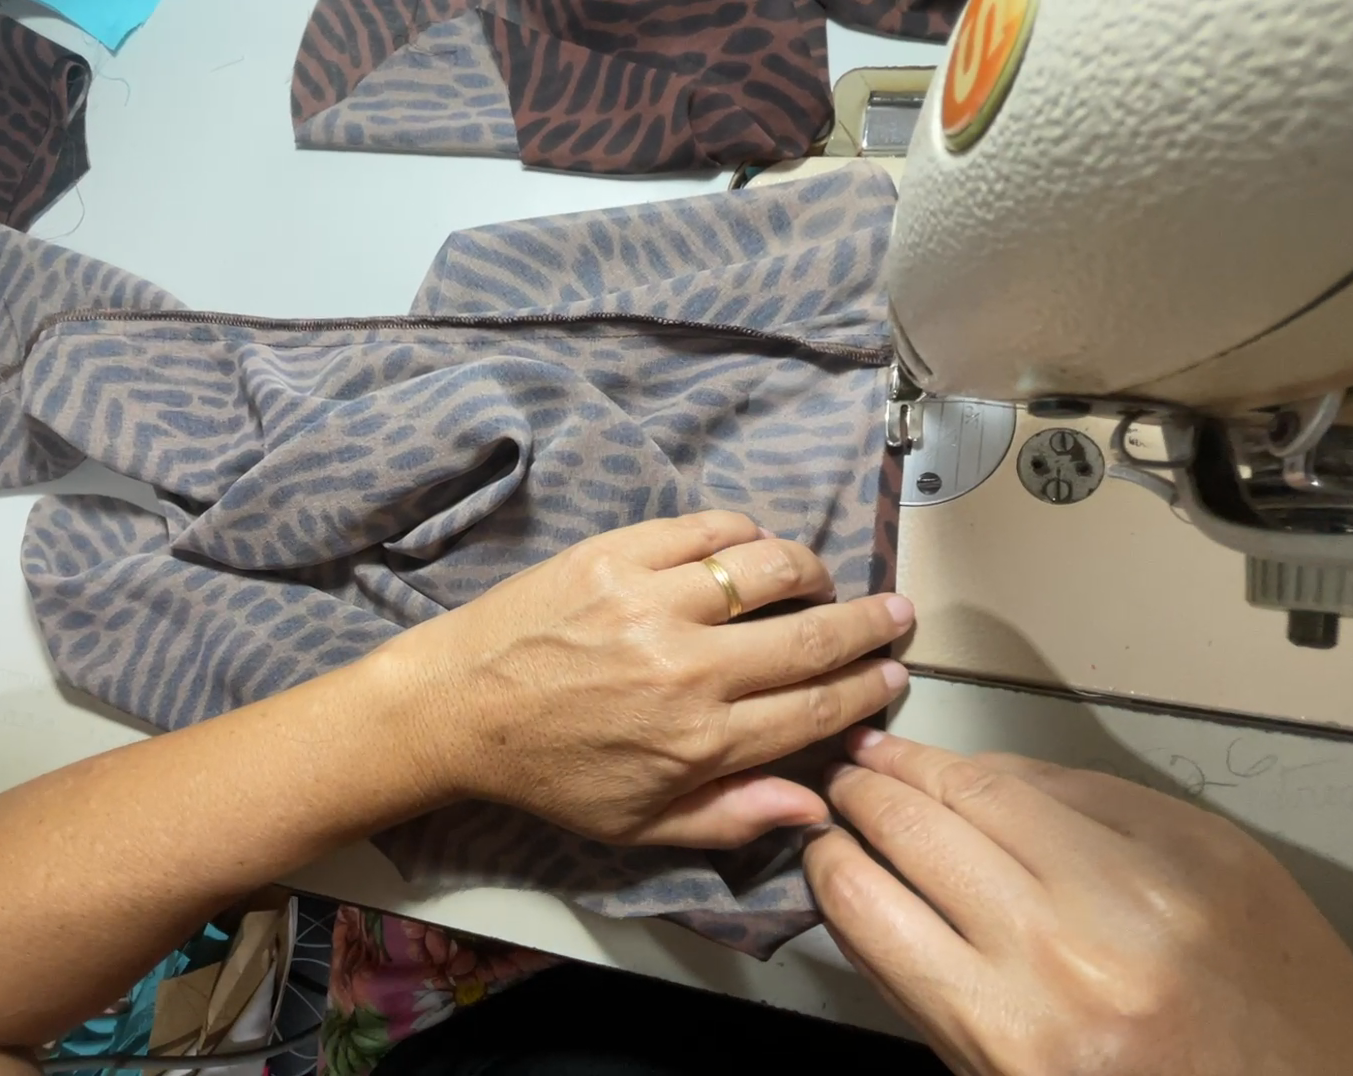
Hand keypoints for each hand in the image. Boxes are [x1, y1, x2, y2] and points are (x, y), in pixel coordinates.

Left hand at [371, 510, 913, 848]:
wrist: (460, 705)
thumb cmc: (549, 771)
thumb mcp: (636, 824)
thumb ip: (731, 815)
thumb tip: (818, 802)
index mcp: (699, 738)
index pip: (815, 707)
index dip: (865, 688)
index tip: (892, 671)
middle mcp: (689, 664)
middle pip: (811, 634)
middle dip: (868, 623)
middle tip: (892, 613)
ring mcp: (651, 598)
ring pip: (769, 565)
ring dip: (809, 570)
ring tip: (815, 580)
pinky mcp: (615, 552)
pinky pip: (706, 527)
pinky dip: (743, 532)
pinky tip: (748, 546)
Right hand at [806, 730, 1352, 1074]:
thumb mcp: (1003, 1072)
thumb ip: (914, 977)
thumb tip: (846, 875)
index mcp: (1011, 1029)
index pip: (859, 894)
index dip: (822, 850)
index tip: (817, 833)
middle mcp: (1069, 950)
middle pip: (908, 822)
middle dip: (857, 790)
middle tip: (840, 778)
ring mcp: (1139, 883)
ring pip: (975, 781)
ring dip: (913, 761)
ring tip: (884, 754)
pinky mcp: (1191, 839)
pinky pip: (1056, 778)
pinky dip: (1003, 775)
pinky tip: (980, 778)